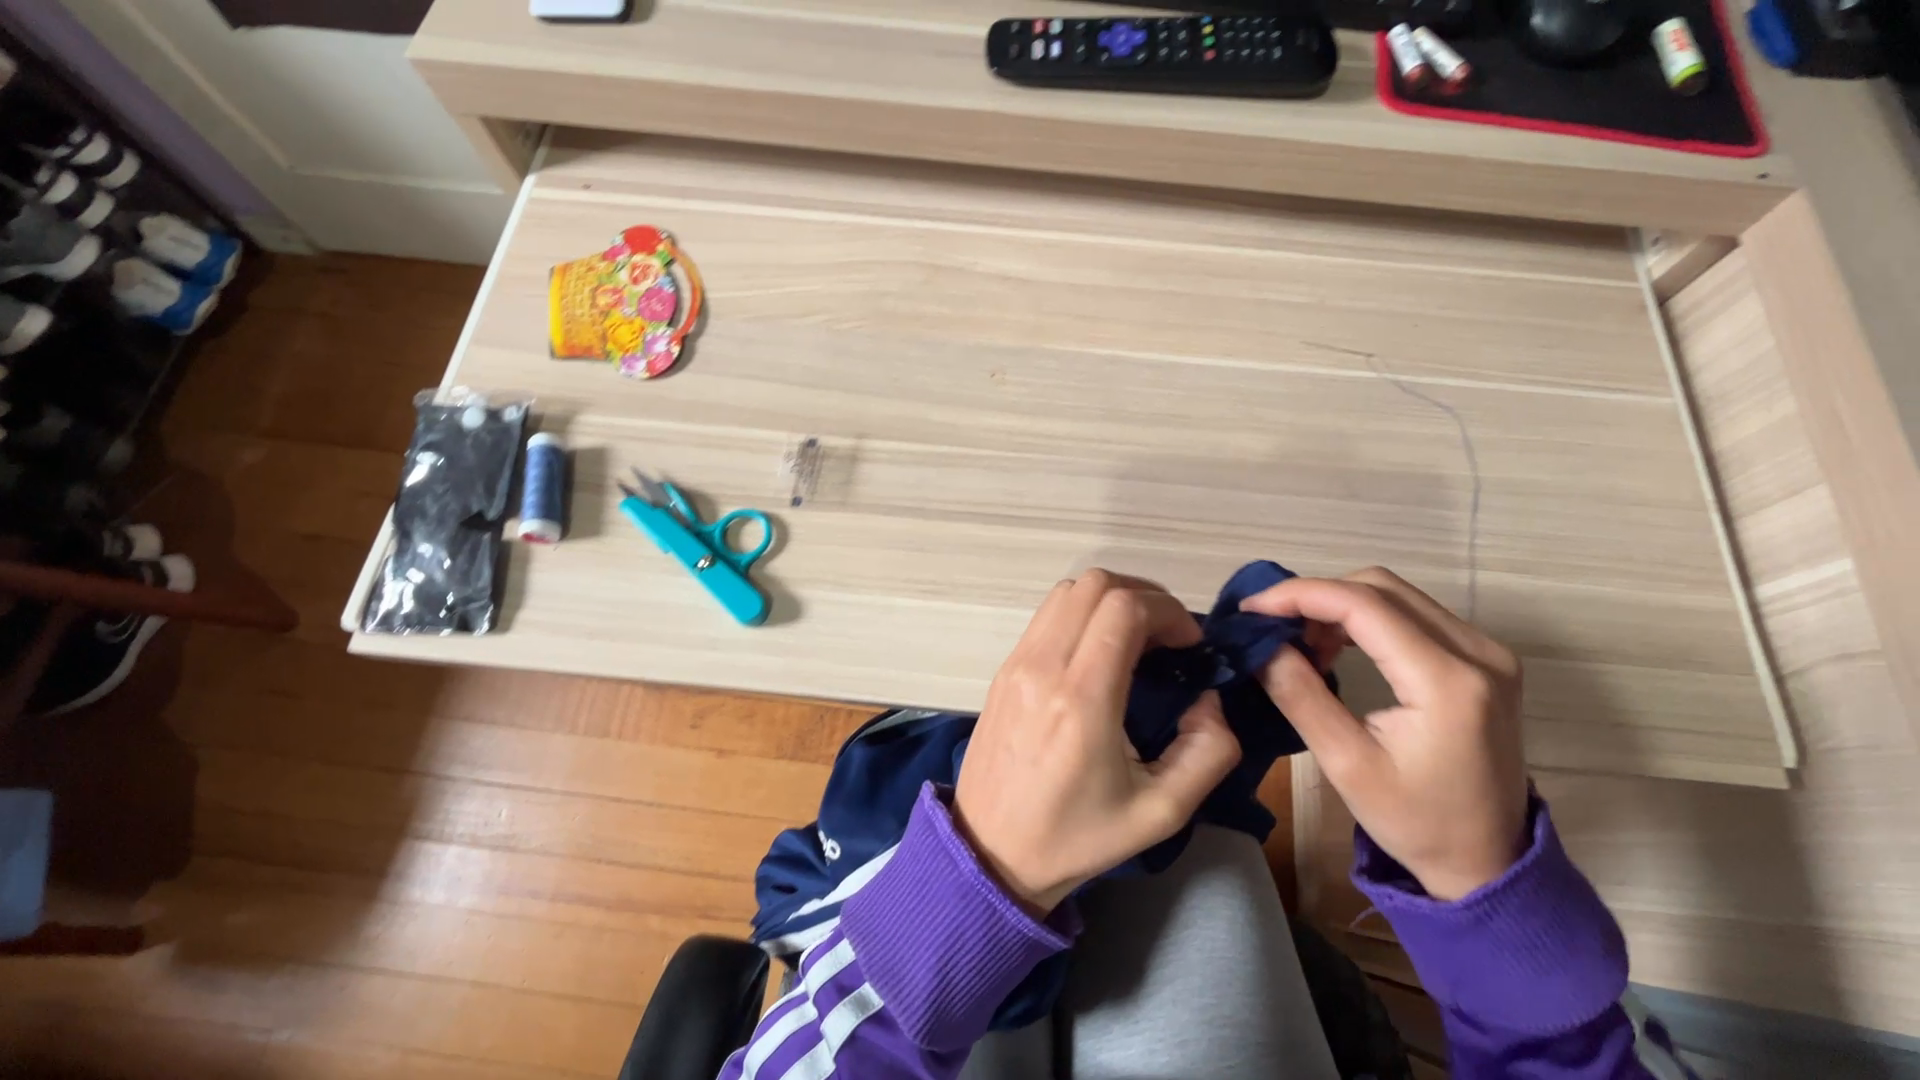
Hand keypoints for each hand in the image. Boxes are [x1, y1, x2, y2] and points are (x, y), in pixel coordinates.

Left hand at [955, 570, 1242, 914]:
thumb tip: (1208, 698)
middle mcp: (1043, 667)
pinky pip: (1047, 616)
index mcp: (1081, 699)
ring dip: (1111, 601)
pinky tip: (1101, 655)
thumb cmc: (1077, 837)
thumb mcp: (1162, 812)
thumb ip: (1208, 751)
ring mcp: (1016, 663)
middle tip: (1168, 638)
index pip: (1124, 608)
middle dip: (1145, 597)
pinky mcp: (1004, 670)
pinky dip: (1082, 615)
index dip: (1168, 612)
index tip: (1190, 645)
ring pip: (1067, 591)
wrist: (991, 852)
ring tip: (1138, 641)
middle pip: (1095, 584)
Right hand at [1244, 568, 1527, 900]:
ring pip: (1397, 595)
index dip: (1300, 595)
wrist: (1488, 861)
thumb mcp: (1346, 764)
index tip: (1252, 609)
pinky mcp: (1485, 659)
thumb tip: (1259, 645)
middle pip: (1381, 587)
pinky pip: (1415, 614)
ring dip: (1340, 606)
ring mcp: (1488, 652)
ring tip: (1301, 643)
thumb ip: (1300, 695)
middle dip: (1317, 596)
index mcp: (1446, 681)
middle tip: (1273, 627)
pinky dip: (1367, 619)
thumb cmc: (1415, 821)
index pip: (1363, 604)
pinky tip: (1338, 647)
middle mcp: (1477, 652)